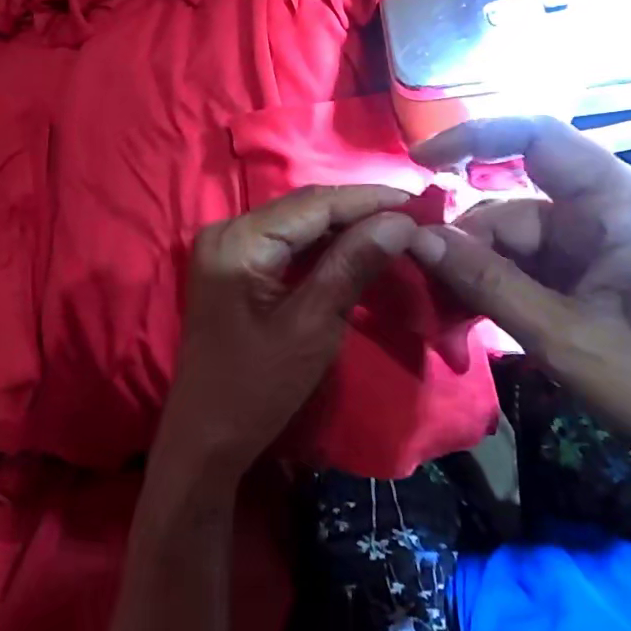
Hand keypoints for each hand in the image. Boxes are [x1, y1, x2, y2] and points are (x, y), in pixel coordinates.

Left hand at [162, 185, 417, 479]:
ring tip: (396, 229)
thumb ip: (351, 266)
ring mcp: (226, 246)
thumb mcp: (312, 325)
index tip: (422, 202)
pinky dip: (320, 245)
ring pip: (294, 222)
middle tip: (415, 217)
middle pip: (302, 208)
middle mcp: (225, 230)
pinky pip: (282, 242)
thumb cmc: (258, 385)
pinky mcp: (232, 264)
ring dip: (342, 226)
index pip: (312, 204)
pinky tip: (357, 248)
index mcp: (238, 240)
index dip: (368, 200)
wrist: (208, 431)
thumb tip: (399, 222)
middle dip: (358, 211)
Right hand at [407, 116, 630, 489]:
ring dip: (479, 269)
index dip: (472, 136)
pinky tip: (475, 312)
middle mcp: (614, 207)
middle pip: (514, 203)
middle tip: (425, 283)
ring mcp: (608, 237)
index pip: (538, 137)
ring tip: (449, 314)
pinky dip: (501, 281)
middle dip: (466, 241)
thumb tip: (414, 237)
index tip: (418, 162)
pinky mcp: (601, 264)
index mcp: (622, 204)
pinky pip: (533, 258)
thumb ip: (485, 281)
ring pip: (516, 235)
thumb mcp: (563, 337)